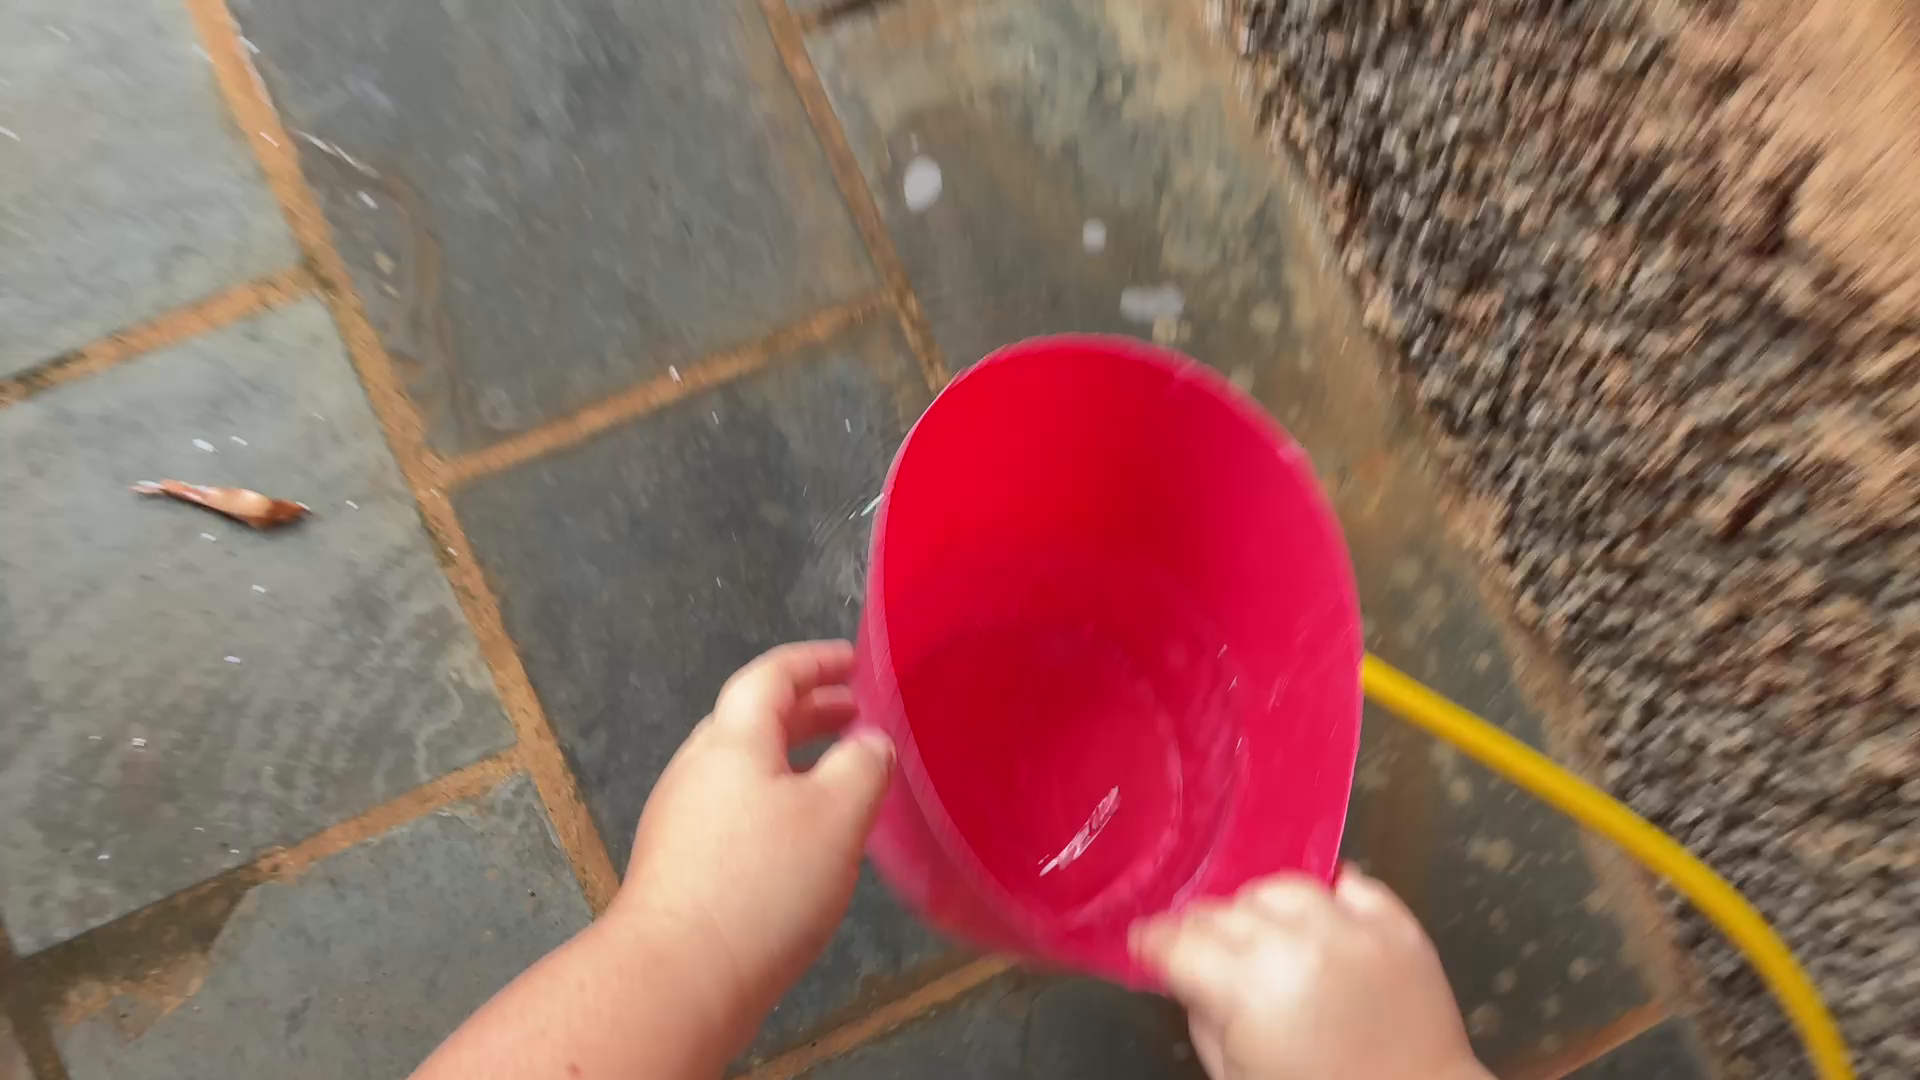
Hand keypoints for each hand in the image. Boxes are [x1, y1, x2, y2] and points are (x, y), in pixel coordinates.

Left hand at [614, 641, 893, 1042]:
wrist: (672, 983)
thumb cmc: (761, 882)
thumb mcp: (836, 815)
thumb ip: (863, 765)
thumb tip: (871, 743)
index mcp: (734, 740)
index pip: (773, 675)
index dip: (817, 661)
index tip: (854, 660)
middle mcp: (700, 766)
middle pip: (757, 716)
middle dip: (812, 707)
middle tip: (858, 713)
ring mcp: (683, 814)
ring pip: (748, 763)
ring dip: (796, 753)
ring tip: (840, 770)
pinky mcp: (681, 859)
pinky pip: (739, 801)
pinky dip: (779, 792)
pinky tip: (804, 831)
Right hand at [1130, 868, 1489, 1079]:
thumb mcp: (1234, 1076)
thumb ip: (1202, 1015)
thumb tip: (1187, 974)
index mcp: (1248, 987)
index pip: (1179, 942)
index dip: (1153, 941)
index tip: (1145, 943)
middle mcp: (1295, 944)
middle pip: (1223, 912)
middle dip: (1205, 932)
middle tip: (1208, 954)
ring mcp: (1350, 931)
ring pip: (1279, 888)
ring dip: (1263, 909)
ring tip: (1268, 936)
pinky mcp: (1396, 929)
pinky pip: (1350, 885)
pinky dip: (1331, 898)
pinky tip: (1322, 921)